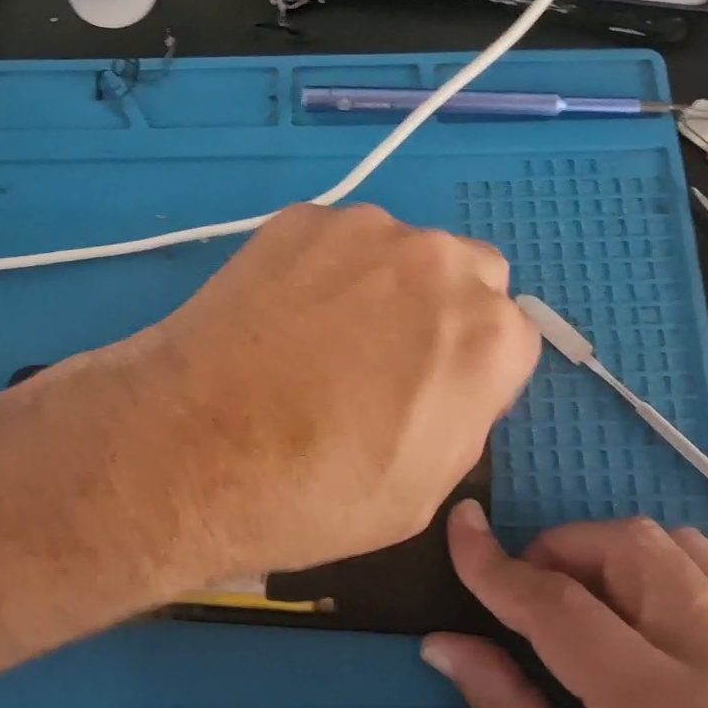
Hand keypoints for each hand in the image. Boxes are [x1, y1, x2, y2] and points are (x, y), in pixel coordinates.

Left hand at [104, 203, 540, 580]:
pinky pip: (338, 238)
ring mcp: (368, 230)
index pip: (513, 335)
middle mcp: (442, 263)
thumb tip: (452, 381)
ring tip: (322, 334)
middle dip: (445, 309)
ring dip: (385, 281)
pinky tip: (282, 312)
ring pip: (404, 249)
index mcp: (490, 336)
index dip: (475, 369)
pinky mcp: (304, 216)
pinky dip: (324, 265)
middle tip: (386, 356)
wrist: (194, 447)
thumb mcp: (427, 490)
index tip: (433, 394)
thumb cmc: (320, 491)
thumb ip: (466, 416)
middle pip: (471, 274)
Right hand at [423, 502, 707, 707]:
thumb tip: (445, 643)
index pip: (564, 608)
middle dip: (563, 551)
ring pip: (682, 547)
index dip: (499, 566)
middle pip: (631, 548)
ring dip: (615, 557)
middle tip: (528, 595)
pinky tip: (639, 624)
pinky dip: (666, 577)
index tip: (462, 530)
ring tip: (583, 607)